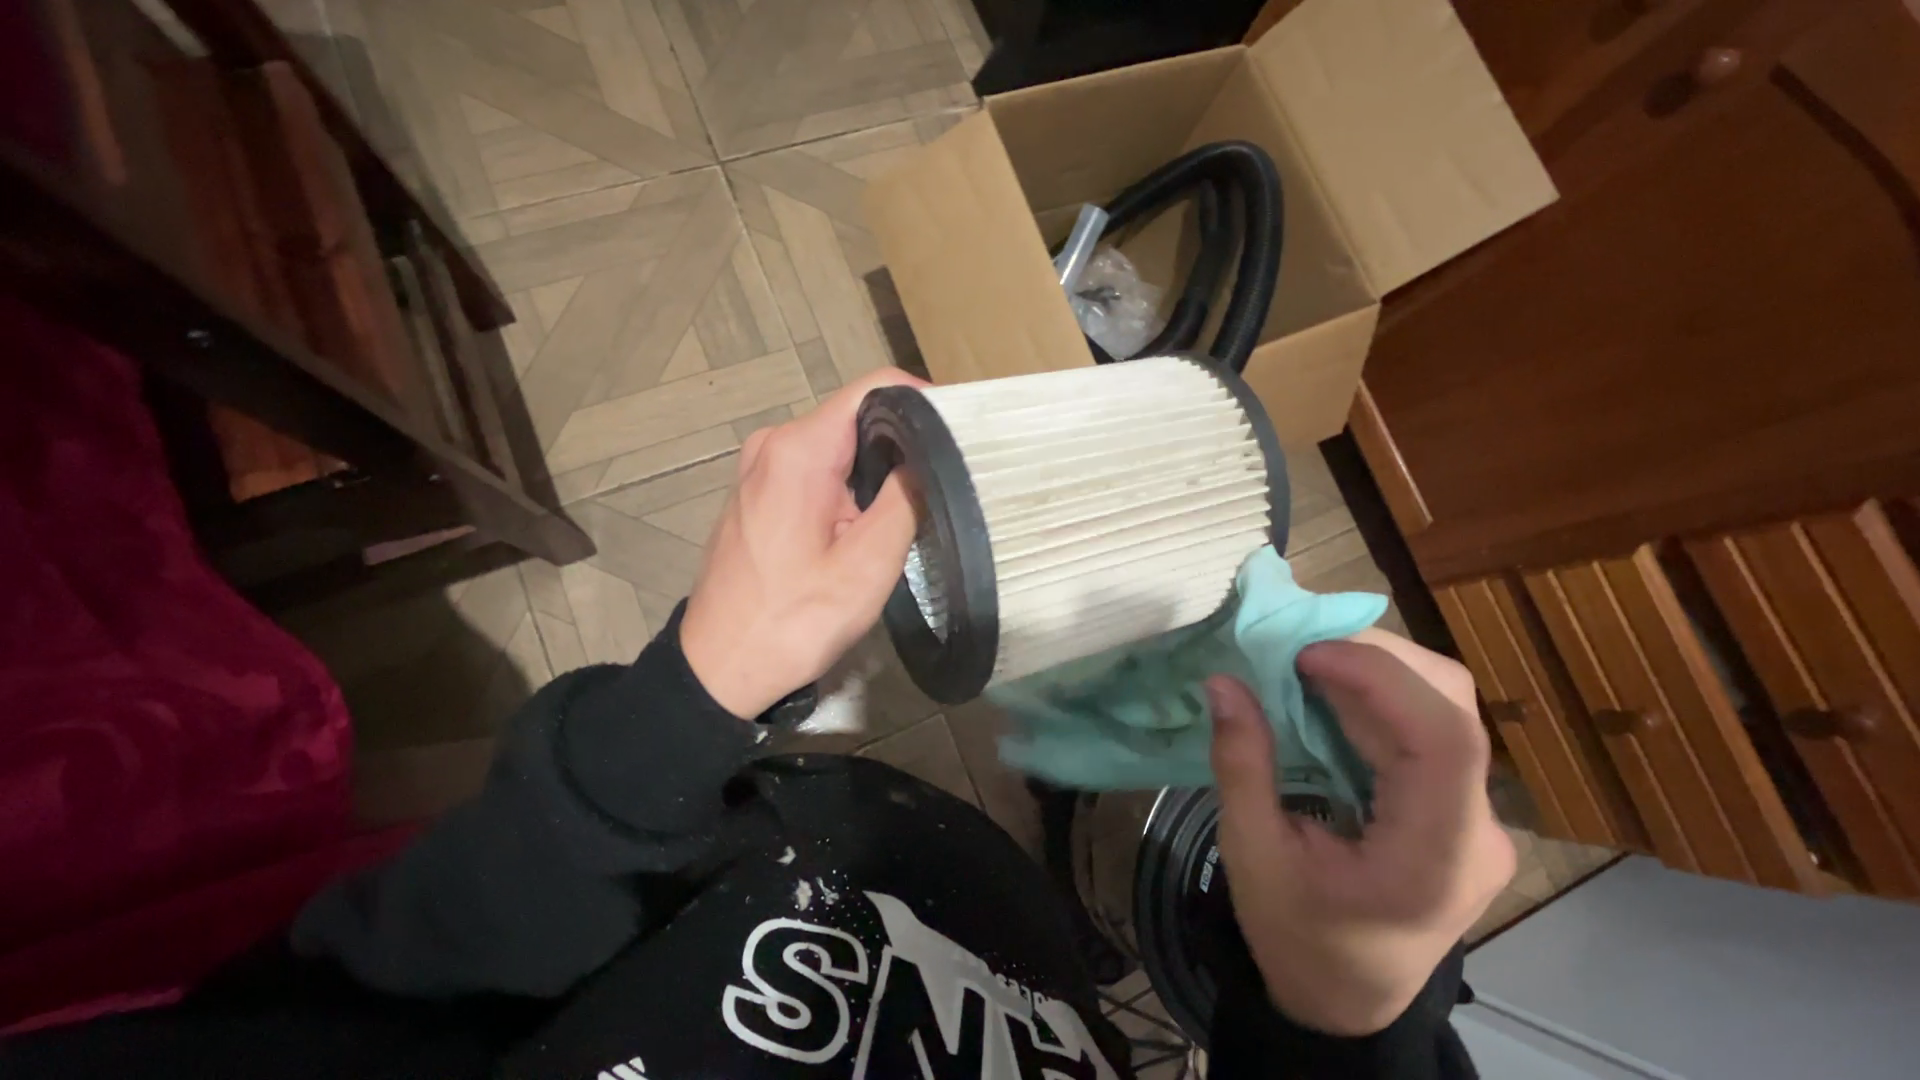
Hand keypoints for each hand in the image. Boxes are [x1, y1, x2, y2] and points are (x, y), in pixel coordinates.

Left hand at [679, 368, 925, 717]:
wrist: (719, 667)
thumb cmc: (794, 620)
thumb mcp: (866, 566)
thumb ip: (905, 500)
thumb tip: (932, 454)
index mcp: (798, 449)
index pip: (873, 389)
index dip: (924, 402)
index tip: (962, 430)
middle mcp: (774, 444)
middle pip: (855, 417)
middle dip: (904, 440)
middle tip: (952, 475)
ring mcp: (761, 468)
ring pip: (838, 446)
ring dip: (879, 468)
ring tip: (920, 501)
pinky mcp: (758, 493)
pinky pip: (816, 469)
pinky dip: (850, 484)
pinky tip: (874, 519)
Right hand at [1206, 630, 1513, 1035]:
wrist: (1345, 1003)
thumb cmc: (1296, 938)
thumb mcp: (1253, 856)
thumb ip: (1242, 766)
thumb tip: (1223, 683)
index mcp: (1436, 857)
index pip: (1444, 742)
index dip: (1382, 678)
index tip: (1305, 654)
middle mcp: (1478, 831)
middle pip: (1454, 712)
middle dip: (1376, 660)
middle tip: (1297, 645)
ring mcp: (1477, 821)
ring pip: (1447, 712)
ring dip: (1376, 672)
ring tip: (1305, 661)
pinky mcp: (1459, 812)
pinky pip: (1429, 734)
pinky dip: (1377, 701)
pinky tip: (1329, 694)